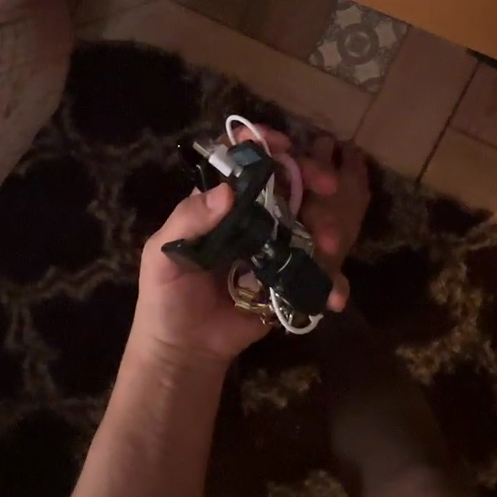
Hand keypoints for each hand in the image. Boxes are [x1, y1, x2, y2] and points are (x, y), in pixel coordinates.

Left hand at [130, 131, 370, 369]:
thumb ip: (189, 221)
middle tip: (327, 184)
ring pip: (308, 222)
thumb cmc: (165, 296)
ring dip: (327, 225)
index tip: (282, 144)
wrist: (182, 352)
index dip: (260, 144)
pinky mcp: (287, 282)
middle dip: (309, 176)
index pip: (240, 161)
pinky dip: (332, 283)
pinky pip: (316, 275)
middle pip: (285, 183)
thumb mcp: (162, 255)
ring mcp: (273, 248)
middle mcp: (250, 218)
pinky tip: (334, 296)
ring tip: (329, 245)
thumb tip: (226, 190)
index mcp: (218, 204)